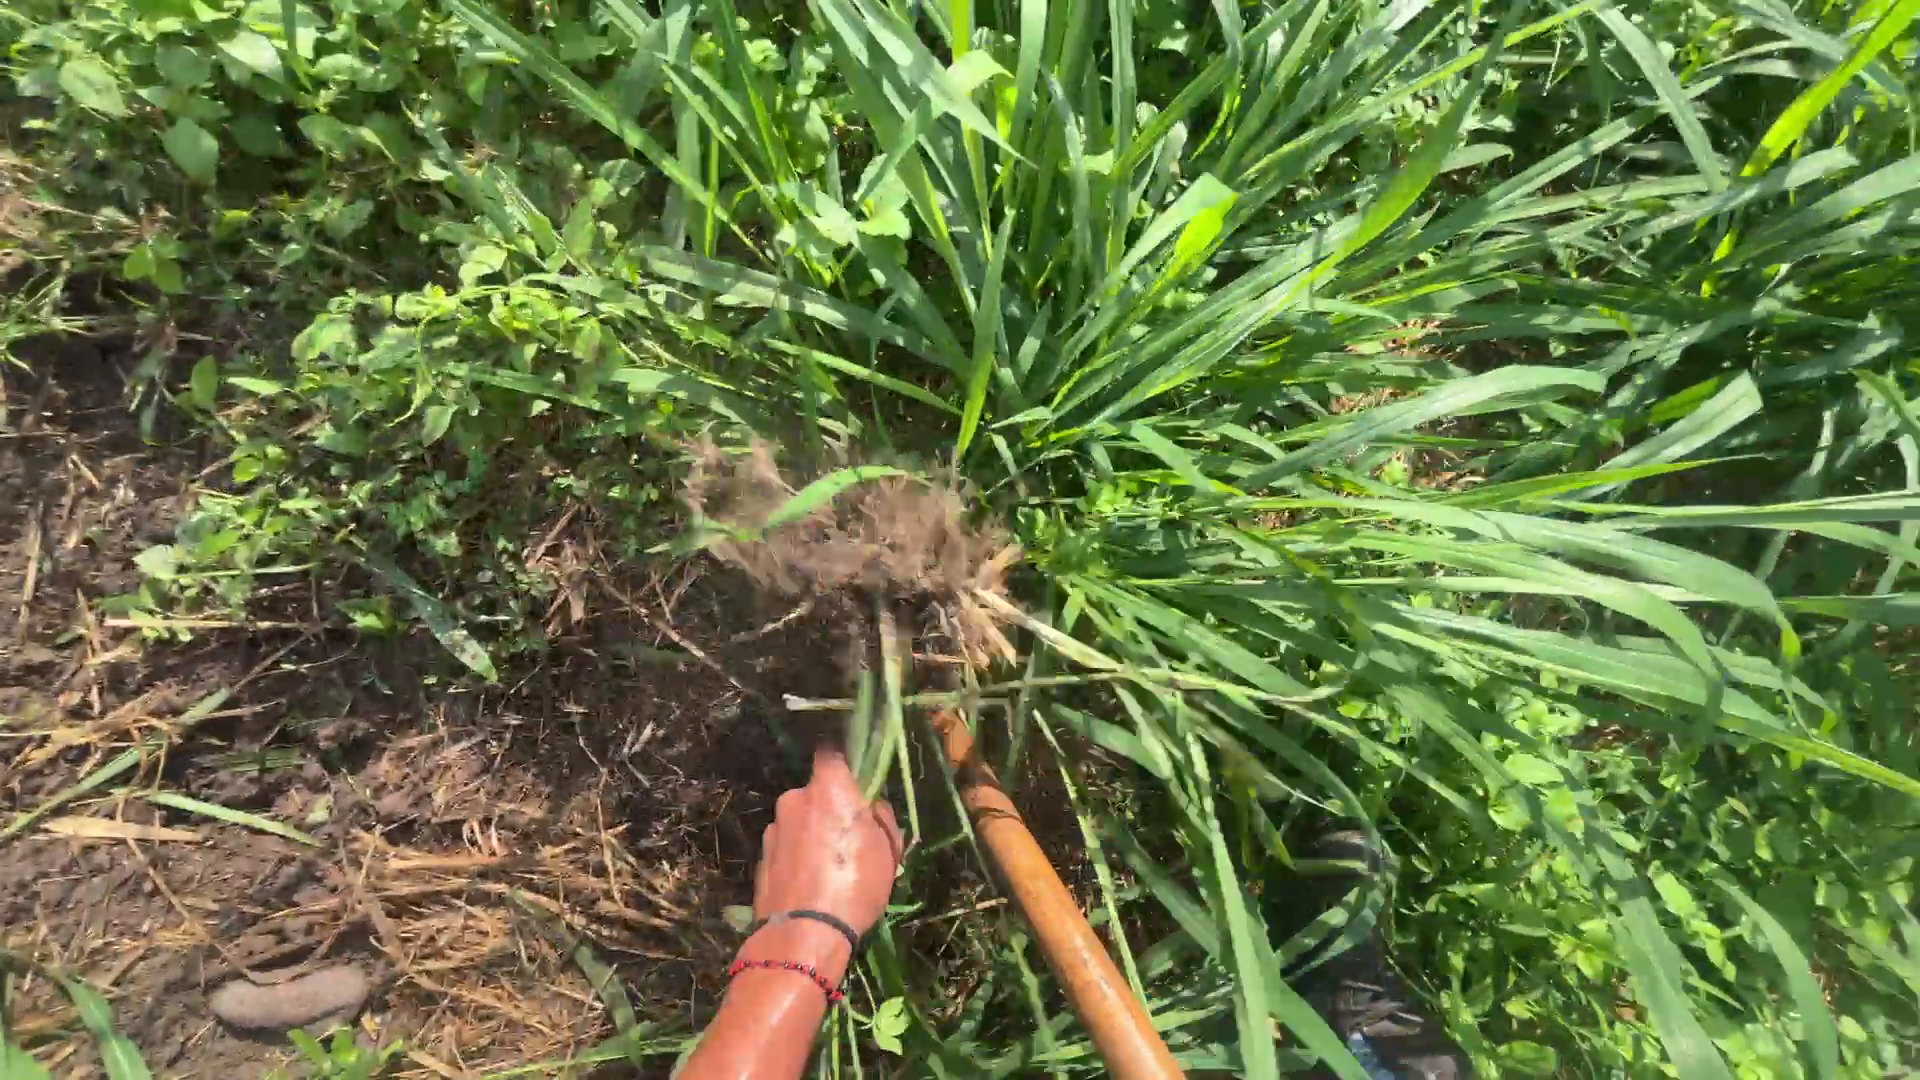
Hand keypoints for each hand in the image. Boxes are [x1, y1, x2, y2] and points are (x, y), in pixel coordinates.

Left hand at [741, 747, 902, 978]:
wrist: (802, 938)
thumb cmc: (855, 885)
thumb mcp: (888, 851)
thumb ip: (881, 818)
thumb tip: (871, 809)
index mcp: (828, 787)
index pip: (830, 752)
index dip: (843, 761)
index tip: (856, 779)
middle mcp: (795, 798)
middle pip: (816, 792)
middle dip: (831, 808)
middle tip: (850, 838)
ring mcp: (774, 829)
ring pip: (800, 821)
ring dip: (812, 834)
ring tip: (830, 870)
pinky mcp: (761, 858)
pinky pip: (787, 847)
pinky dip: (798, 857)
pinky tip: (811, 885)